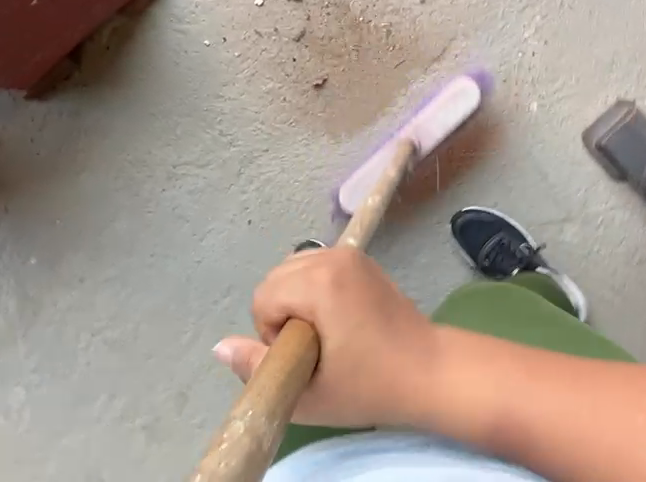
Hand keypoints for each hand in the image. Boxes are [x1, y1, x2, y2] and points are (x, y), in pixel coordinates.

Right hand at [214, 247, 442, 427]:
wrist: (427, 370)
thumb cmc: (369, 386)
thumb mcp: (307, 391)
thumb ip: (257, 368)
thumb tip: (219, 347)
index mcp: (321, 282)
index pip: (264, 297)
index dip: (272, 333)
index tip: (303, 356)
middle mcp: (334, 256)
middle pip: (276, 277)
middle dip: (281, 313)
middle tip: (312, 348)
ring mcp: (350, 254)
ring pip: (294, 268)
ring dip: (296, 299)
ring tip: (324, 334)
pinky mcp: (362, 259)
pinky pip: (316, 265)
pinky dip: (313, 288)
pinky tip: (336, 318)